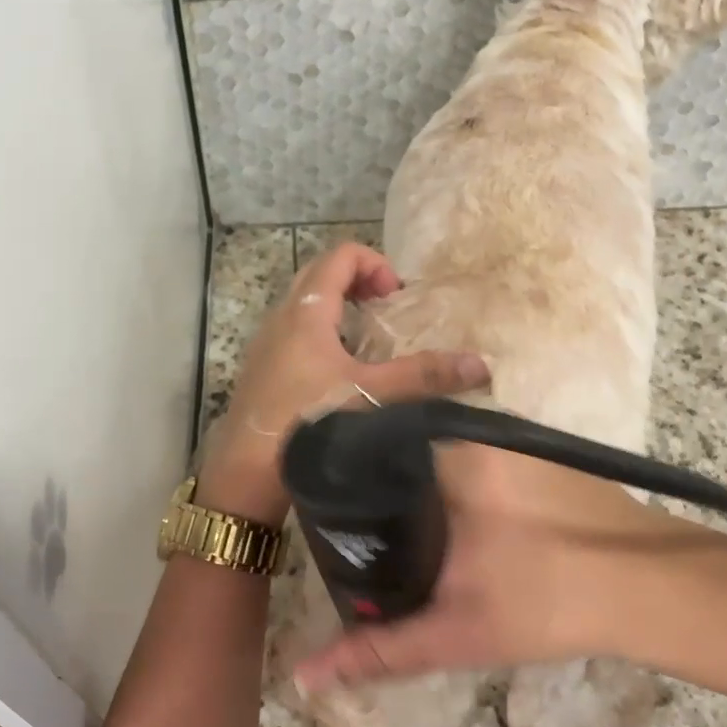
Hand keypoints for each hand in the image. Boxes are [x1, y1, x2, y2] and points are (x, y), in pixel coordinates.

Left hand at [197, 242, 489, 523]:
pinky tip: (337, 371)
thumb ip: (424, 376)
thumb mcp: (373, 396)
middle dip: (357, 280)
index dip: (374, 263)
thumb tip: (479, 364)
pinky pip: (291, 330)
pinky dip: (319, 331)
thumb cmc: (310, 422)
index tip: (396, 296)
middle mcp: (280, 317)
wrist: (248, 470)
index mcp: (306, 311)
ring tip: (367, 338)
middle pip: (319, 273)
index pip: (340, 256)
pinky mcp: (260, 368)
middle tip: (386, 307)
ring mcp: (265, 342)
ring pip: (302, 303)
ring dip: (337, 307)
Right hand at [292, 444, 724, 688]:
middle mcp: (475, 433)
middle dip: (381, 501)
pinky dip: (456, 496)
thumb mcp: (456, 630)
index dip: (341, 492)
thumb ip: (379, 650)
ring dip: (421, 499)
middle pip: (401, 457)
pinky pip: (474, 466)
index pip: (366, 452)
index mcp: (447, 453)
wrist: (660, 589)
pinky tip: (460, 536)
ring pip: (439, 462)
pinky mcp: (538, 457)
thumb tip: (305, 676)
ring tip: (403, 543)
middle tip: (367, 548)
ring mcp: (511, 441)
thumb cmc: (551, 600)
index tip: (331, 530)